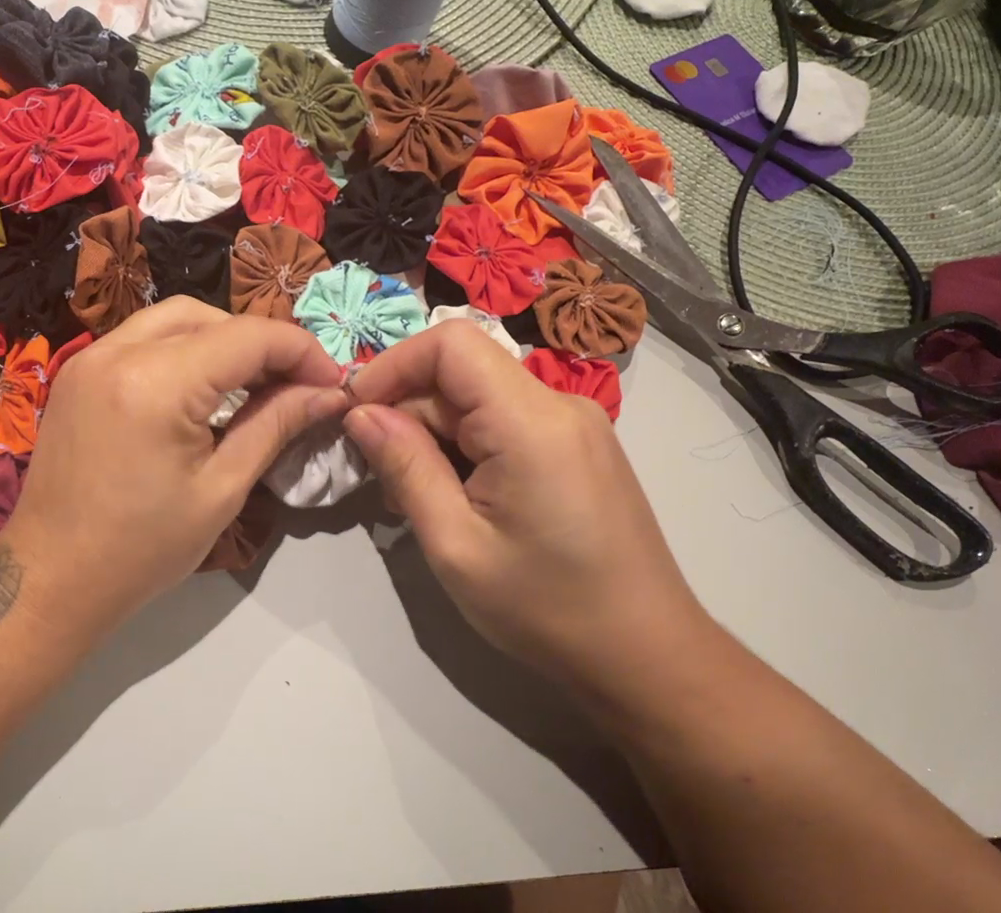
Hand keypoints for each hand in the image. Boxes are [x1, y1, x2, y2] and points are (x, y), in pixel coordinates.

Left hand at [3, 298, 349, 635]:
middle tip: (293, 385)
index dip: (301, 351)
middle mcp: (117, 353)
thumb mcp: (221, 489)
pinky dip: (179, 350)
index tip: (332, 383)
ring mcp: (89, 359)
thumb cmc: (141, 549)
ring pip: (170, 319)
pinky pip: (139, 339)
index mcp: (156, 383)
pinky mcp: (76, 375)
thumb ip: (274, 425)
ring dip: (218, 340)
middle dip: (258, 342)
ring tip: (253, 384)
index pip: (247, 336)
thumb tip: (327, 393)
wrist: (52, 576)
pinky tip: (202, 389)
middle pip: (207, 315)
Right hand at [342, 321, 713, 695]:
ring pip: (477, 399)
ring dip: (432, 436)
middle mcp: (558, 406)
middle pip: (460, 374)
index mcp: (531, 422)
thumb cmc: (545, 607)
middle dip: (406, 413)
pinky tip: (454, 500)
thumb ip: (405, 466)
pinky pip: (502, 423)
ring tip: (416, 502)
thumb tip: (360, 413)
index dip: (393, 365)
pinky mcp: (575, 448)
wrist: (645, 657)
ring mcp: (573, 425)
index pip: (450, 344)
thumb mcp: (455, 544)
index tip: (355, 414)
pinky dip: (464, 448)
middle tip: (380, 479)